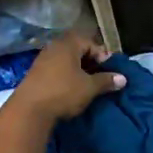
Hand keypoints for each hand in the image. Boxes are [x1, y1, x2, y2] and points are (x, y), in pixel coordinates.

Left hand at [7, 33, 124, 121]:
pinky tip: (70, 90)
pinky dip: (65, 77)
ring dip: (77, 71)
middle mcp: (54, 46)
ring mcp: (42, 59)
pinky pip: (56, 70)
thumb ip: (106, 81)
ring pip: (66, 61)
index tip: (110, 72)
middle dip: (90, 63)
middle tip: (100, 79)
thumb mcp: (89, 88)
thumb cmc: (63, 92)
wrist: (29, 109)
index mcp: (68, 44)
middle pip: (77, 50)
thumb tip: (123, 79)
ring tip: (86, 86)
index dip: (103, 57)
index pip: (91, 43)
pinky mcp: (35, 73)